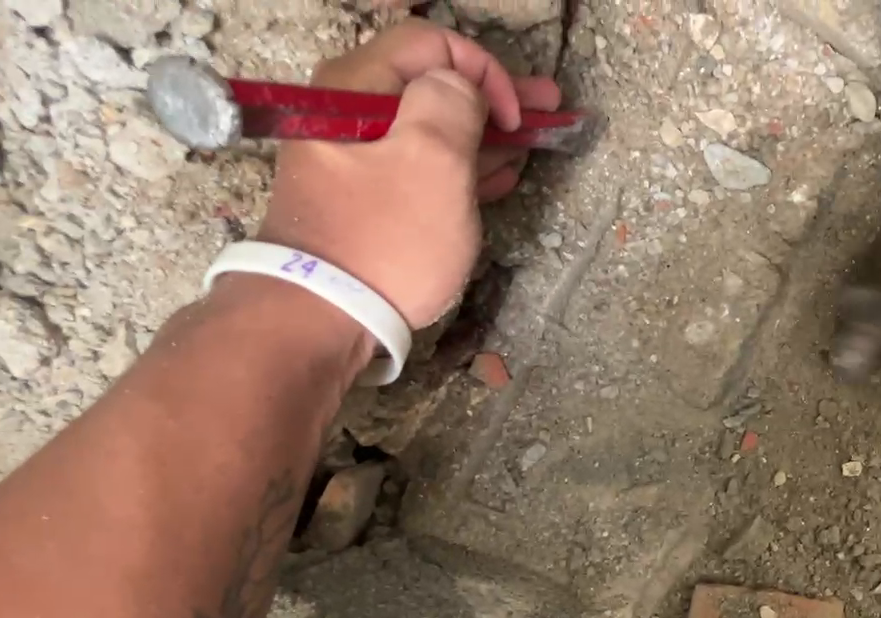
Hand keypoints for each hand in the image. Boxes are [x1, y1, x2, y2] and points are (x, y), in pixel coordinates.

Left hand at [256, 19, 561, 328]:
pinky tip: (499, 171)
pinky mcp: (377, 197)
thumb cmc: (388, 238)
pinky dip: (469, 163)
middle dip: (498, 95)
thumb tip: (462, 84)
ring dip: (490, 131)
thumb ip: (452, 107)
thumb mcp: (431, 163)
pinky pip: (430, 166)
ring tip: (534, 139)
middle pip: (436, 84)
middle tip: (550, 107)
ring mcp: (365, 157)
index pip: (431, 45)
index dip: (484, 71)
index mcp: (360, 87)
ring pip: (438, 127)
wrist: (330, 309)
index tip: (516, 120)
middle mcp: (356, 111)